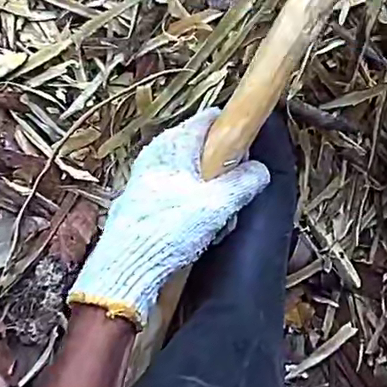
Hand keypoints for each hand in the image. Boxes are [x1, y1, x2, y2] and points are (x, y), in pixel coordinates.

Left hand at [66, 108, 269, 327]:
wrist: (126, 268)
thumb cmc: (169, 228)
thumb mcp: (218, 203)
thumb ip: (244, 182)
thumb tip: (260, 170)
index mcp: (174, 141)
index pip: (212, 119)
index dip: (234, 133)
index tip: (247, 157)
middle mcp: (158, 152)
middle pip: (205, 149)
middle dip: (225, 173)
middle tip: (233, 199)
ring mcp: (148, 176)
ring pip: (193, 176)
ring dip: (211, 197)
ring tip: (216, 224)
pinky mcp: (143, 201)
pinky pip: (178, 196)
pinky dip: (192, 209)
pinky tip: (196, 234)